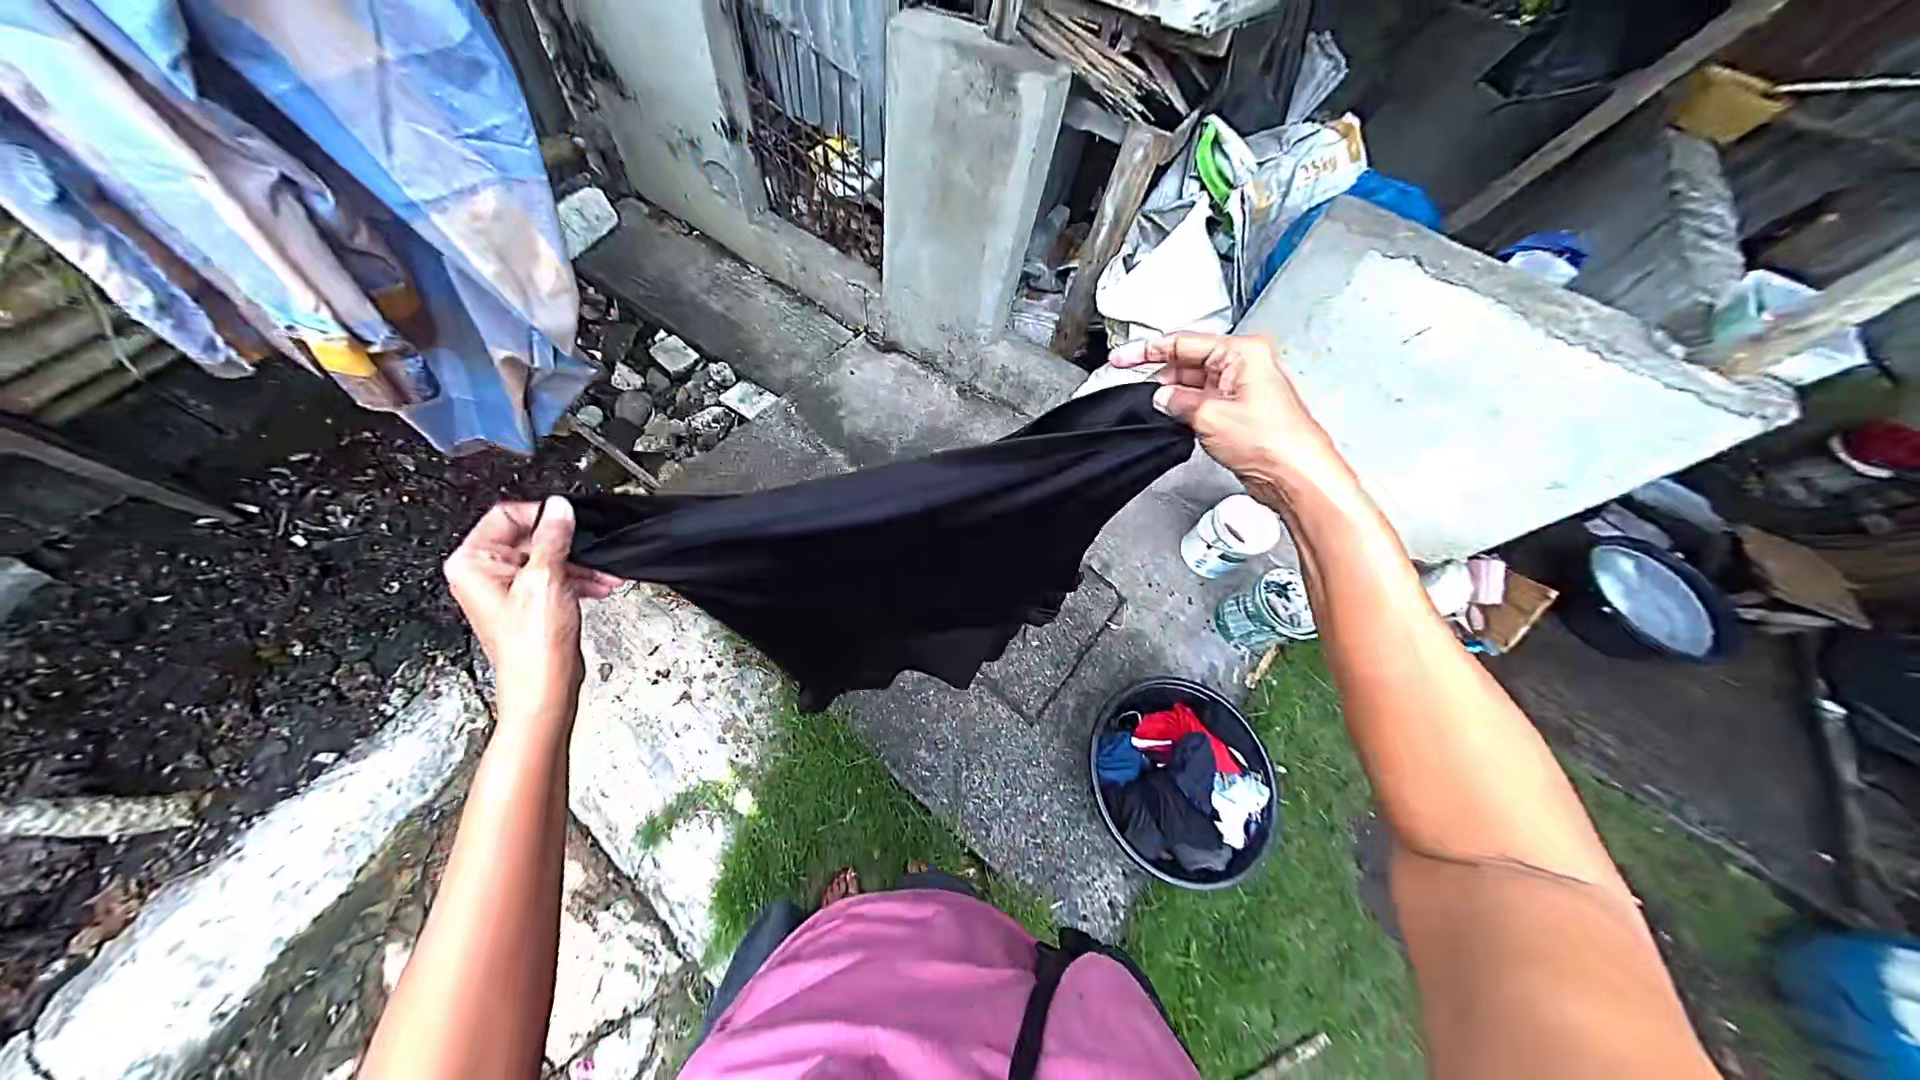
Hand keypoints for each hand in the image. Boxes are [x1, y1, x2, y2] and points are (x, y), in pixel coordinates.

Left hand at [443, 497, 623, 727]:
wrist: (544, 686)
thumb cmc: (532, 645)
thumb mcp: (545, 579)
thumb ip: (553, 538)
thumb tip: (558, 508)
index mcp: (473, 563)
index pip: (505, 517)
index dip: (541, 516)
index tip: (568, 520)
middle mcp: (485, 574)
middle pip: (532, 538)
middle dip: (568, 545)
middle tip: (592, 551)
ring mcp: (509, 590)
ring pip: (549, 558)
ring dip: (580, 564)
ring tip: (604, 574)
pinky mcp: (530, 603)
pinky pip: (556, 577)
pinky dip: (579, 579)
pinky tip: (600, 585)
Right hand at [1111, 333, 1353, 508]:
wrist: (1294, 473)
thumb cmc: (1272, 440)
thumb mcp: (1208, 416)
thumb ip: (1176, 401)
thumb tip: (1161, 397)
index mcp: (1242, 352)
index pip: (1183, 342)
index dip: (1149, 350)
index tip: (1125, 357)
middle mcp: (1244, 366)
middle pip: (1188, 362)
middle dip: (1162, 377)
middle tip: (1138, 390)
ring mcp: (1241, 389)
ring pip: (1194, 384)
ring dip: (1174, 396)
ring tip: (1158, 410)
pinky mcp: (1238, 411)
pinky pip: (1203, 402)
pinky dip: (1186, 409)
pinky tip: (1174, 419)